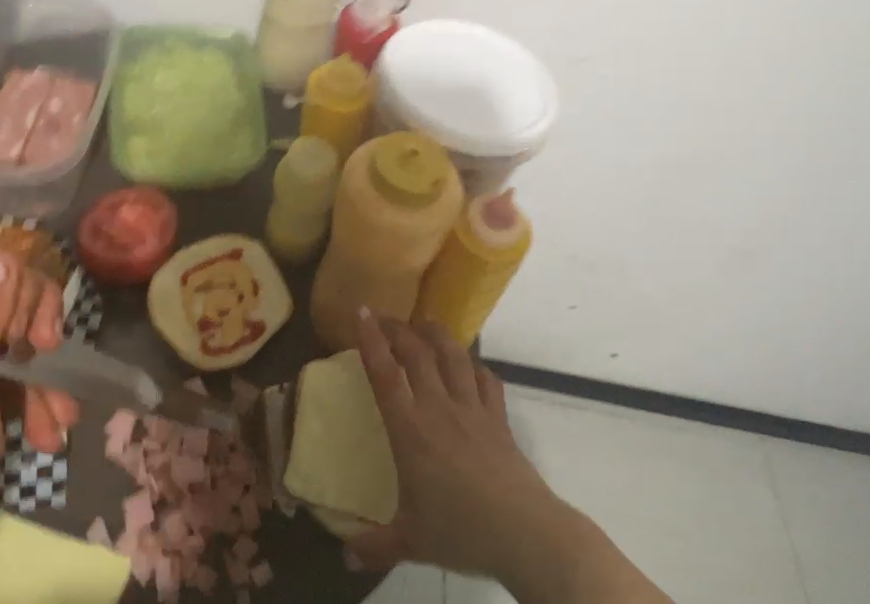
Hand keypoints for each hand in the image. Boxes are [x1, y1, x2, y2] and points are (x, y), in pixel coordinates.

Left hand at [0, 247, 79, 603]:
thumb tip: (3, 256)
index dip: (20, 286)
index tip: (38, 333)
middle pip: (2, 295)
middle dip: (37, 333)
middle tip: (50, 368)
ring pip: (13, 336)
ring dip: (43, 376)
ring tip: (59, 420)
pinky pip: (7, 372)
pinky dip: (32, 398)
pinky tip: (47, 431)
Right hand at [351, 312, 672, 602]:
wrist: (524, 532)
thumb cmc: (461, 531)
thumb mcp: (410, 542)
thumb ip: (374, 546)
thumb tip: (345, 557)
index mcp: (410, 431)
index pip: (385, 374)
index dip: (371, 340)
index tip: (361, 312)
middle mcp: (440, 409)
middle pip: (418, 354)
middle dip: (398, 329)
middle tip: (384, 318)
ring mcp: (473, 410)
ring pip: (454, 357)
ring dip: (437, 334)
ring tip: (425, 322)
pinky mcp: (499, 419)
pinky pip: (486, 380)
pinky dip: (474, 365)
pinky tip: (470, 365)